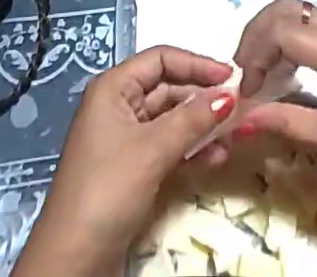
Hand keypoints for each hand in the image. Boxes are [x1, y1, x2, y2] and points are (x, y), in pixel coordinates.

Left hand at [13, 46, 237, 276]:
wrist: (74, 257)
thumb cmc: (108, 188)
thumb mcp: (152, 149)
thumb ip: (192, 119)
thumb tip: (229, 94)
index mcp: (114, 88)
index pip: (160, 59)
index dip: (196, 64)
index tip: (232, 76)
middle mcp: (120, 105)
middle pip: (168, 87)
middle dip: (203, 96)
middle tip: (241, 108)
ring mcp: (127, 138)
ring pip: (172, 119)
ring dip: (202, 125)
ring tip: (234, 135)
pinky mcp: (135, 167)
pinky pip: (169, 146)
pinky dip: (192, 149)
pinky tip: (217, 157)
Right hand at [233, 0, 316, 276]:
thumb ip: (283, 122)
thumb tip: (237, 118)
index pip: (280, 30)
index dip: (252, 55)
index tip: (243, 90)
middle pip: (285, 8)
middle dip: (256, 34)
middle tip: (243, 71)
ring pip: (298, 12)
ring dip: (270, 33)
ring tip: (258, 71)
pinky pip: (311, 26)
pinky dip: (288, 38)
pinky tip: (284, 70)